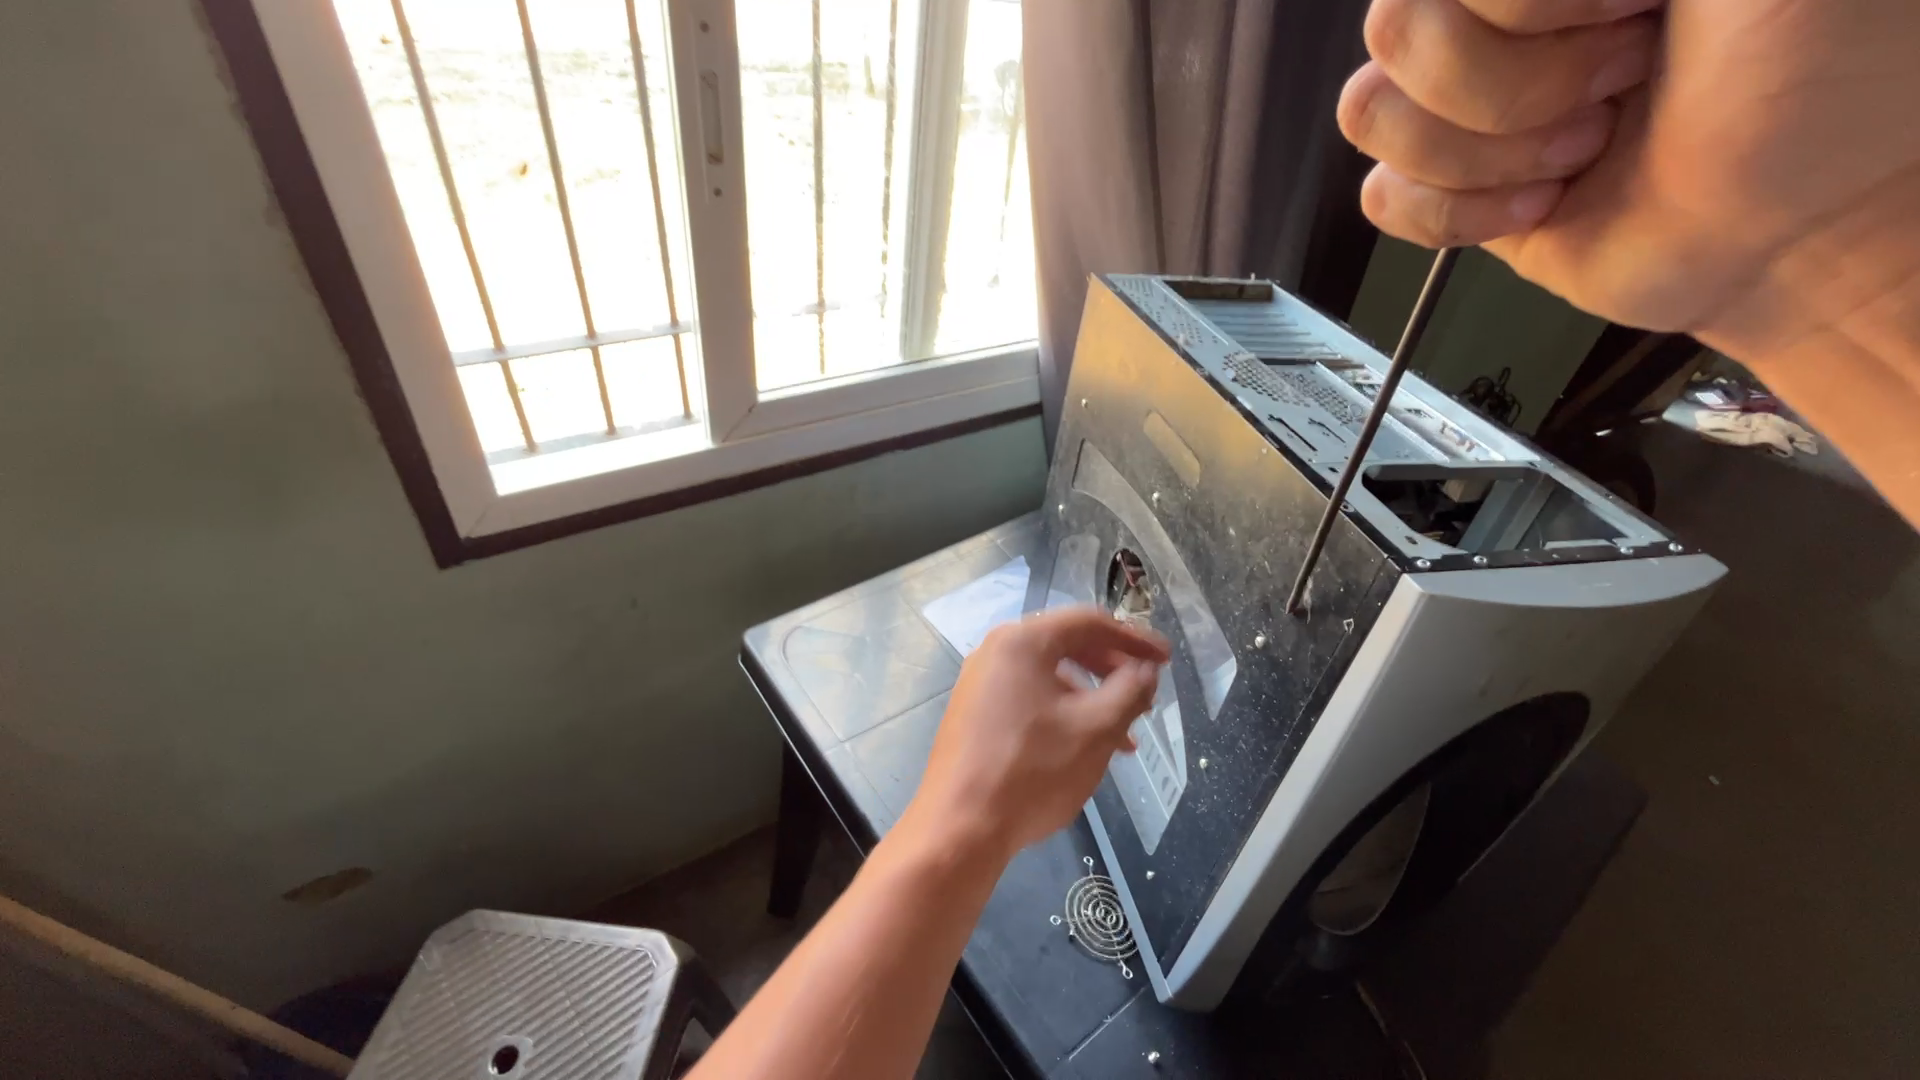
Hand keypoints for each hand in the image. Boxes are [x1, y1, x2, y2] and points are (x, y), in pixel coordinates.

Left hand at [904, 607, 1169, 861]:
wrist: (960, 826)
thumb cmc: (1033, 770)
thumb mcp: (1096, 728)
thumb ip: (1130, 690)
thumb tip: (1145, 670)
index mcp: (1023, 641)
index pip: (1089, 622)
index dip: (1134, 639)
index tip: (1166, 659)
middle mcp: (996, 651)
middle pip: (1067, 645)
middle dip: (1112, 670)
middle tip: (1146, 696)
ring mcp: (980, 682)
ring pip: (1049, 676)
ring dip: (1091, 698)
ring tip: (1124, 735)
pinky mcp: (974, 712)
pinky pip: (1029, 697)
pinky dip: (1062, 712)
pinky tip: (1084, 746)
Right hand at [1337, 0, 1919, 364]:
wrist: (1796, 227)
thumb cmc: (1815, 76)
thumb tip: (1493, 1)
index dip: (1524, 8)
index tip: (1635, 16)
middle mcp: (1502, 16)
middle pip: (1396, 31)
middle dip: (1510, 85)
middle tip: (1616, 88)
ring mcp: (1463, 107)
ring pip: (1371, 112)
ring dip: (1482, 153)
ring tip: (1582, 152)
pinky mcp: (1446, 190)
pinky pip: (1376, 195)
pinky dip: (1452, 215)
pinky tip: (1534, 207)